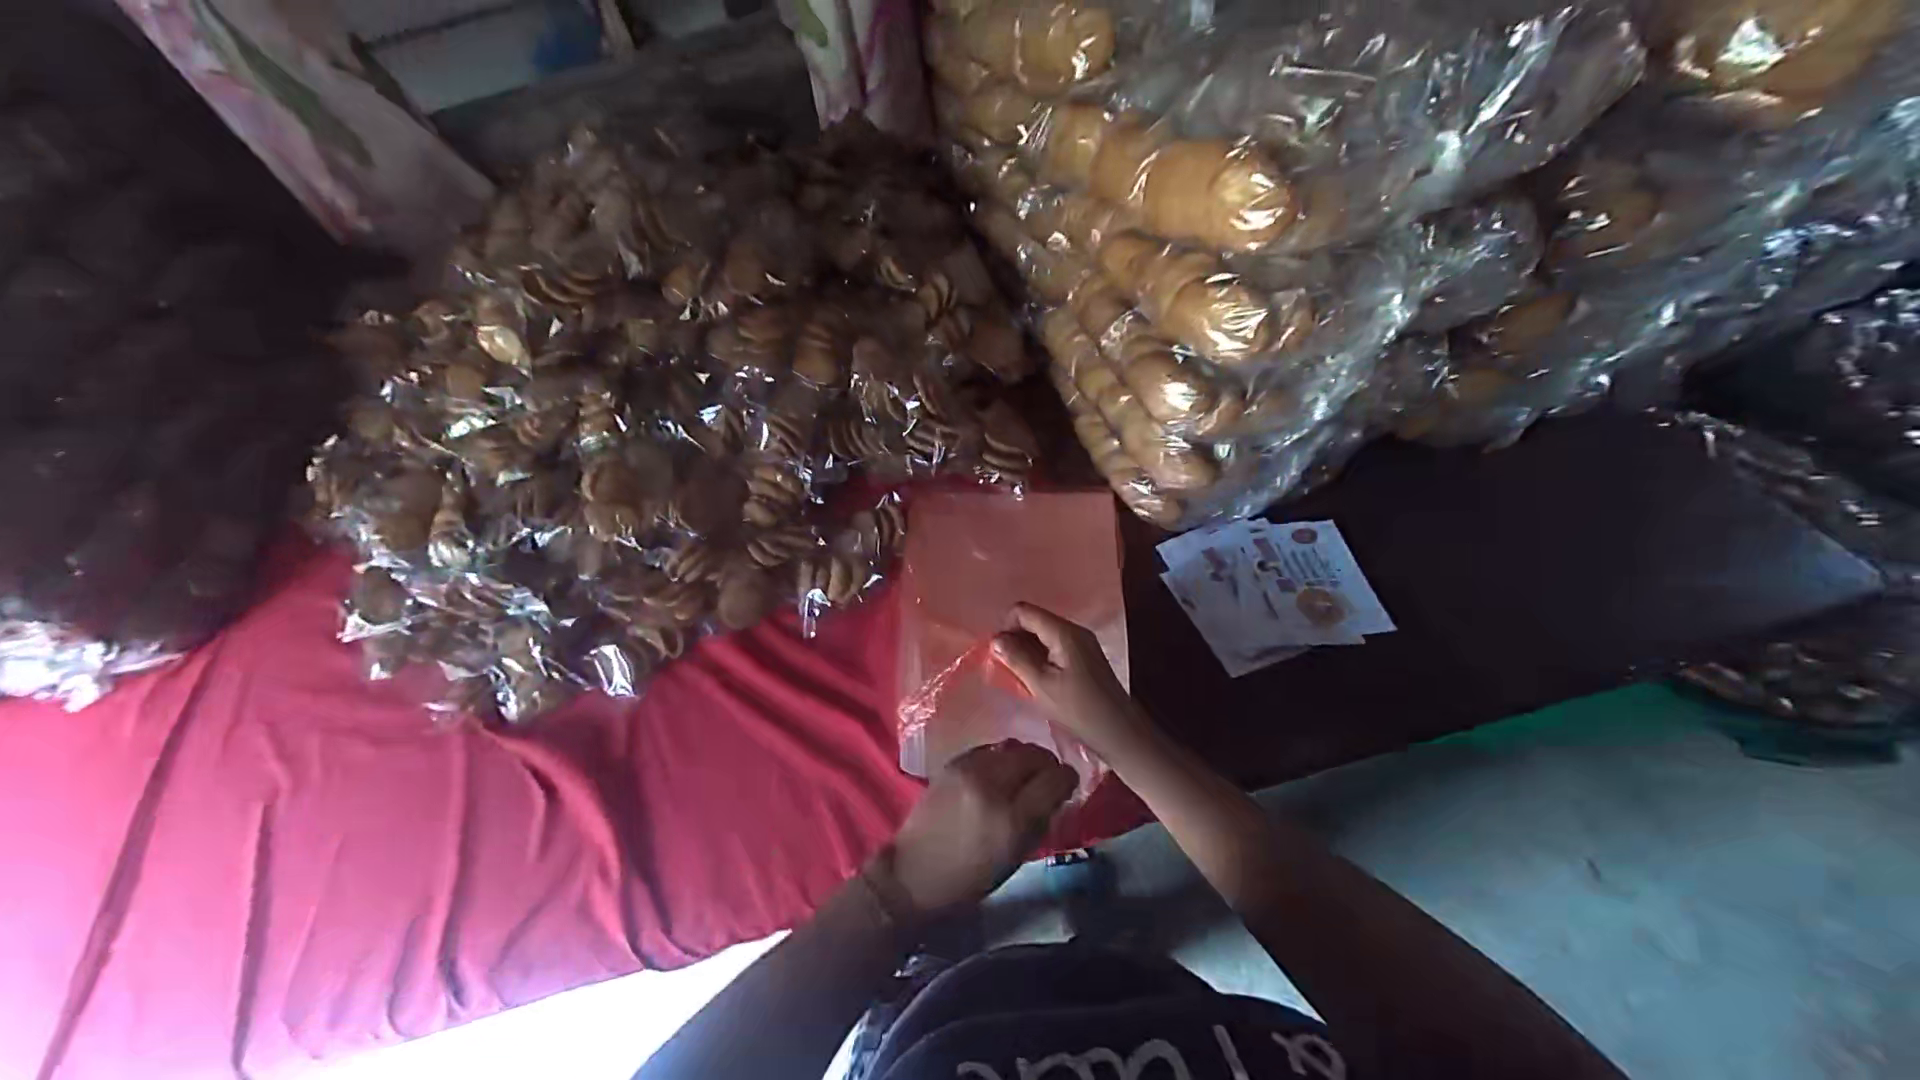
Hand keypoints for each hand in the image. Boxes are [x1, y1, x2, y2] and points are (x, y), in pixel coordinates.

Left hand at [877, 740, 1077, 922]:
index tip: (1068, 784)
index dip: (1067, 778)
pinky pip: (990, 748)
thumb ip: (1041, 820)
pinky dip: (1002, 756)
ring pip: (1012, 746)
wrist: (913, 873)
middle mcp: (992, 786)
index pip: (1055, 779)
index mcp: (1012, 819)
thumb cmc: (969, 877)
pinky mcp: (953, 763)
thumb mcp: (1016, 857)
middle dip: (1048, 763)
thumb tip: (1058, 791)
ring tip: (1025, 772)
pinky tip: (1000, 771)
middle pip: (1034, 755)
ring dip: (1025, 757)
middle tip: (1049, 776)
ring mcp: (969, 770)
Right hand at [992, 602, 1149, 752]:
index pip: (1024, 611)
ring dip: (1026, 648)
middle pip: (1034, 619)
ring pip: (1043, 633)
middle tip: (1006, 666)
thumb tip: (996, 639)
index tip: (1000, 653)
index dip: (1006, 627)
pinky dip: (1039, 655)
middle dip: (1015, 637)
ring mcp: (1081, 642)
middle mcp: (1074, 630)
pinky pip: (1054, 645)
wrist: (1119, 732)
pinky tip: (1036, 677)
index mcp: (1064, 632)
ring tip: (1019, 674)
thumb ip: (1016, 659)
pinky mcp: (1084, 655)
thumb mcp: (1041, 686)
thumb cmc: (1078, 710)